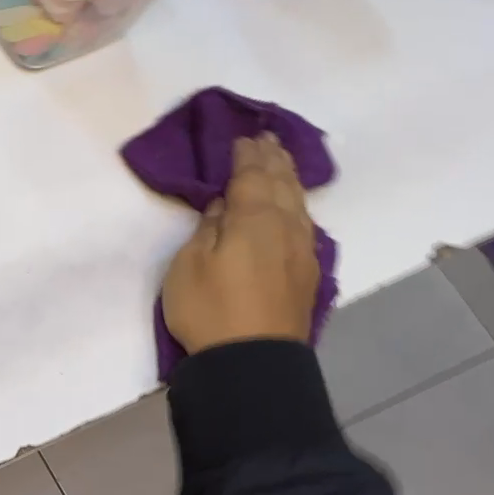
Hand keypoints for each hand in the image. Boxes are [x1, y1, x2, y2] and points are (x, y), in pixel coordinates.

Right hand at [161, 133, 320, 353]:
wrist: (251, 357)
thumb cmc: (208, 308)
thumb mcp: (188, 267)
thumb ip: (206, 230)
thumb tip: (221, 207)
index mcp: (253, 218)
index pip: (251, 176)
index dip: (245, 156)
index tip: (242, 137)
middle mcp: (286, 225)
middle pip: (282, 183)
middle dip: (273, 158)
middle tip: (266, 137)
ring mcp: (301, 248)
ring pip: (298, 200)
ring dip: (288, 177)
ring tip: (280, 161)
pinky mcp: (305, 270)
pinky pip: (303, 221)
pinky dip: (296, 202)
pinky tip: (292, 204)